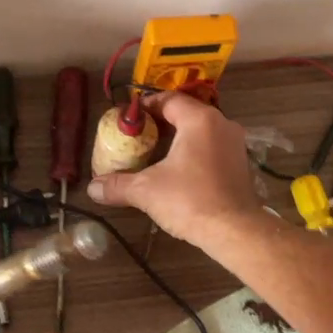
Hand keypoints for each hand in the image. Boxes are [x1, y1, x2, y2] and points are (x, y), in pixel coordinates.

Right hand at [85, 92, 263, 244]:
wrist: (235, 232)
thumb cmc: (190, 201)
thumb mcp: (146, 191)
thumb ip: (118, 185)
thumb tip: (92, 188)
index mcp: (200, 120)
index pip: (169, 99)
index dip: (145, 107)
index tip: (127, 119)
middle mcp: (222, 125)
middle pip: (185, 114)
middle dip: (159, 124)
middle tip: (136, 138)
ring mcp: (235, 145)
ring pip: (199, 132)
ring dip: (176, 140)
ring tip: (152, 155)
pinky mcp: (240, 165)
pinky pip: (210, 148)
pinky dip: (192, 153)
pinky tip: (175, 172)